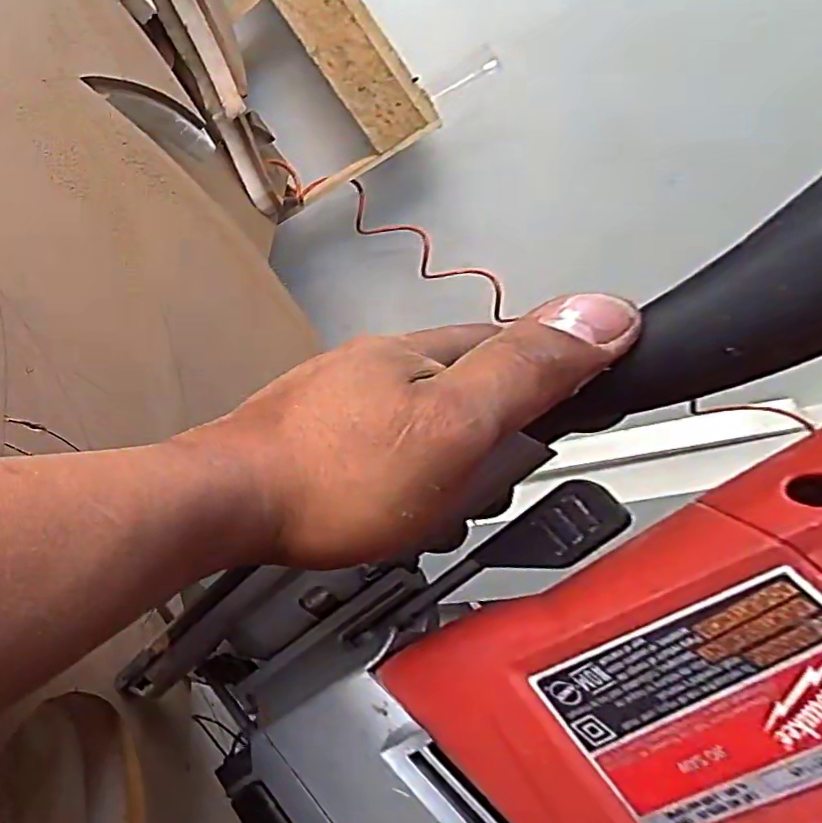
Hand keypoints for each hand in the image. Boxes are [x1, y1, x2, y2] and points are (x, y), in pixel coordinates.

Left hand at [192, 293, 641, 568]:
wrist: (220, 507)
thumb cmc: (328, 476)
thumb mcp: (451, 425)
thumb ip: (524, 371)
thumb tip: (600, 311)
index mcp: (402, 354)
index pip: (507, 344)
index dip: (549, 381)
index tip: (561, 423)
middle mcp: (355, 370)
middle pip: (454, 394)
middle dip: (480, 442)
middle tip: (471, 487)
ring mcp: (318, 407)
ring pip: (405, 432)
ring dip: (427, 472)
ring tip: (413, 509)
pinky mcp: (291, 443)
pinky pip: (360, 459)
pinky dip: (380, 485)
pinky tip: (368, 511)